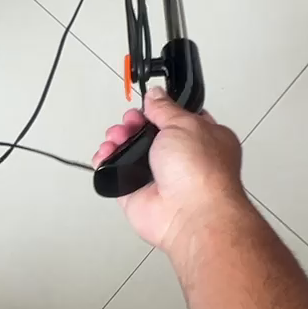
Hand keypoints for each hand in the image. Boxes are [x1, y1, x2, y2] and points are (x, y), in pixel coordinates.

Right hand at [93, 87, 251, 256]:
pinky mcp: (135, 192)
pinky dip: (105, 161)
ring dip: (118, 139)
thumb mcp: (185, 124)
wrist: (189, 212)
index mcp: (202, 138)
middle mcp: (181, 158)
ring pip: (130, 151)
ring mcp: (157, 176)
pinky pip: (114, 172)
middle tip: (130, 122)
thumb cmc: (201, 173)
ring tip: (116, 137)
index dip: (160, 110)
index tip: (147, 106)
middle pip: (148, 133)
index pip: (177, 118)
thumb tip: (155, 96)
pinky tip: (105, 153)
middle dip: (133, 124)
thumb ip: (165, 108)